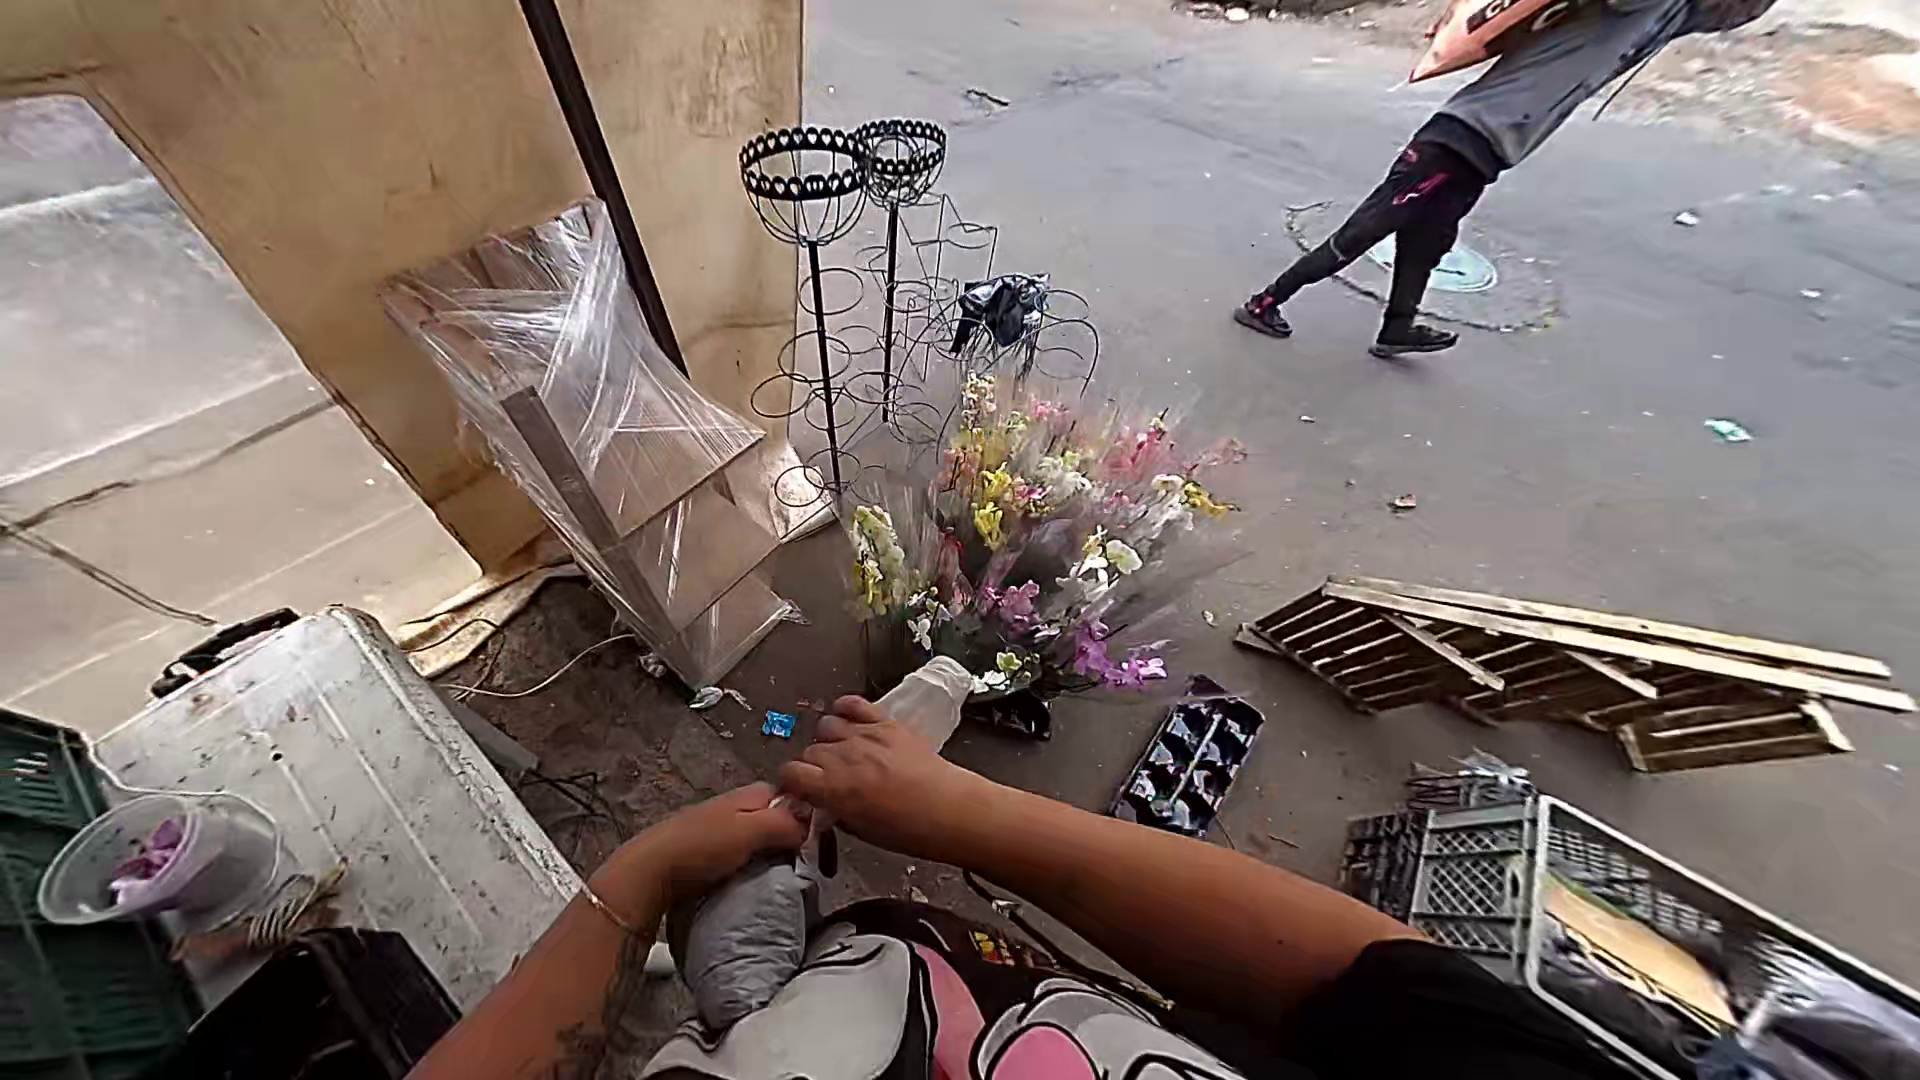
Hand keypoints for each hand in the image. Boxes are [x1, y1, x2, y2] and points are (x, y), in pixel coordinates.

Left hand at [589, 782, 807, 921]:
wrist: (650, 871)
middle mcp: (747, 804)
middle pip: (786, 819)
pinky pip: (753, 855)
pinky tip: (764, 884)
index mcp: (758, 792)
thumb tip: (815, 828)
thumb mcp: (752, 829)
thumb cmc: (703, 845)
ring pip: (770, 839)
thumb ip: (788, 823)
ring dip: (782, 857)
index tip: (825, 854)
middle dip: (800, 842)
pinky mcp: (718, 851)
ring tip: (790, 882)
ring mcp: (731, 827)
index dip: (815, 823)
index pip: (800, 799)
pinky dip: (763, 867)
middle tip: (810, 872)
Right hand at [778, 695, 988, 860]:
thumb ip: (836, 810)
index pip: (791, 773)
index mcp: (834, 788)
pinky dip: (846, 709)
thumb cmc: (909, 829)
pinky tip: (848, 719)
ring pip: (827, 726)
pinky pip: (855, 704)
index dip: (792, 782)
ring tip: (842, 752)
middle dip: (813, 765)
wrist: (949, 808)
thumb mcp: (861, 831)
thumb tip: (824, 802)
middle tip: (827, 777)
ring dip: (829, 740)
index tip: (800, 788)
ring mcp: (866, 735)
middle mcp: (845, 757)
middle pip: (810, 751)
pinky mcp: (886, 723)